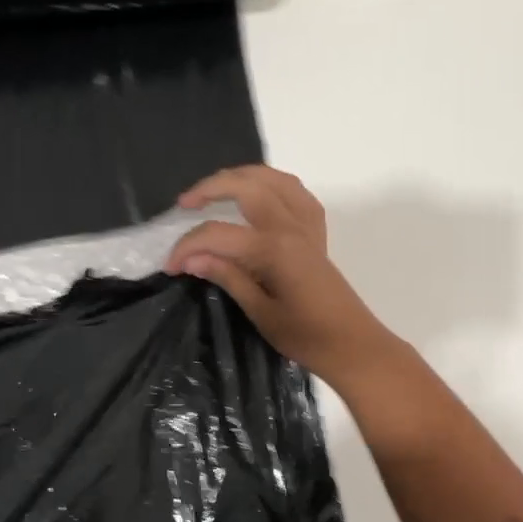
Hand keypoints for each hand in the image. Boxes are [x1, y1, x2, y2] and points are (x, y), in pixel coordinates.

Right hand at [165, 166, 405, 387]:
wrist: (352, 344)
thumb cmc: (305, 337)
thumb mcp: (259, 313)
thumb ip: (227, 277)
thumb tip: (192, 258)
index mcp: (274, 250)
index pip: (218, 234)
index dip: (188, 246)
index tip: (170, 266)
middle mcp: (291, 227)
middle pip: (246, 187)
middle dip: (210, 188)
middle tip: (184, 205)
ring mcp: (307, 224)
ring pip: (272, 179)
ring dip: (240, 177)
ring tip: (214, 190)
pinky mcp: (316, 230)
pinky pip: (293, 190)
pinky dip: (270, 184)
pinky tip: (255, 194)